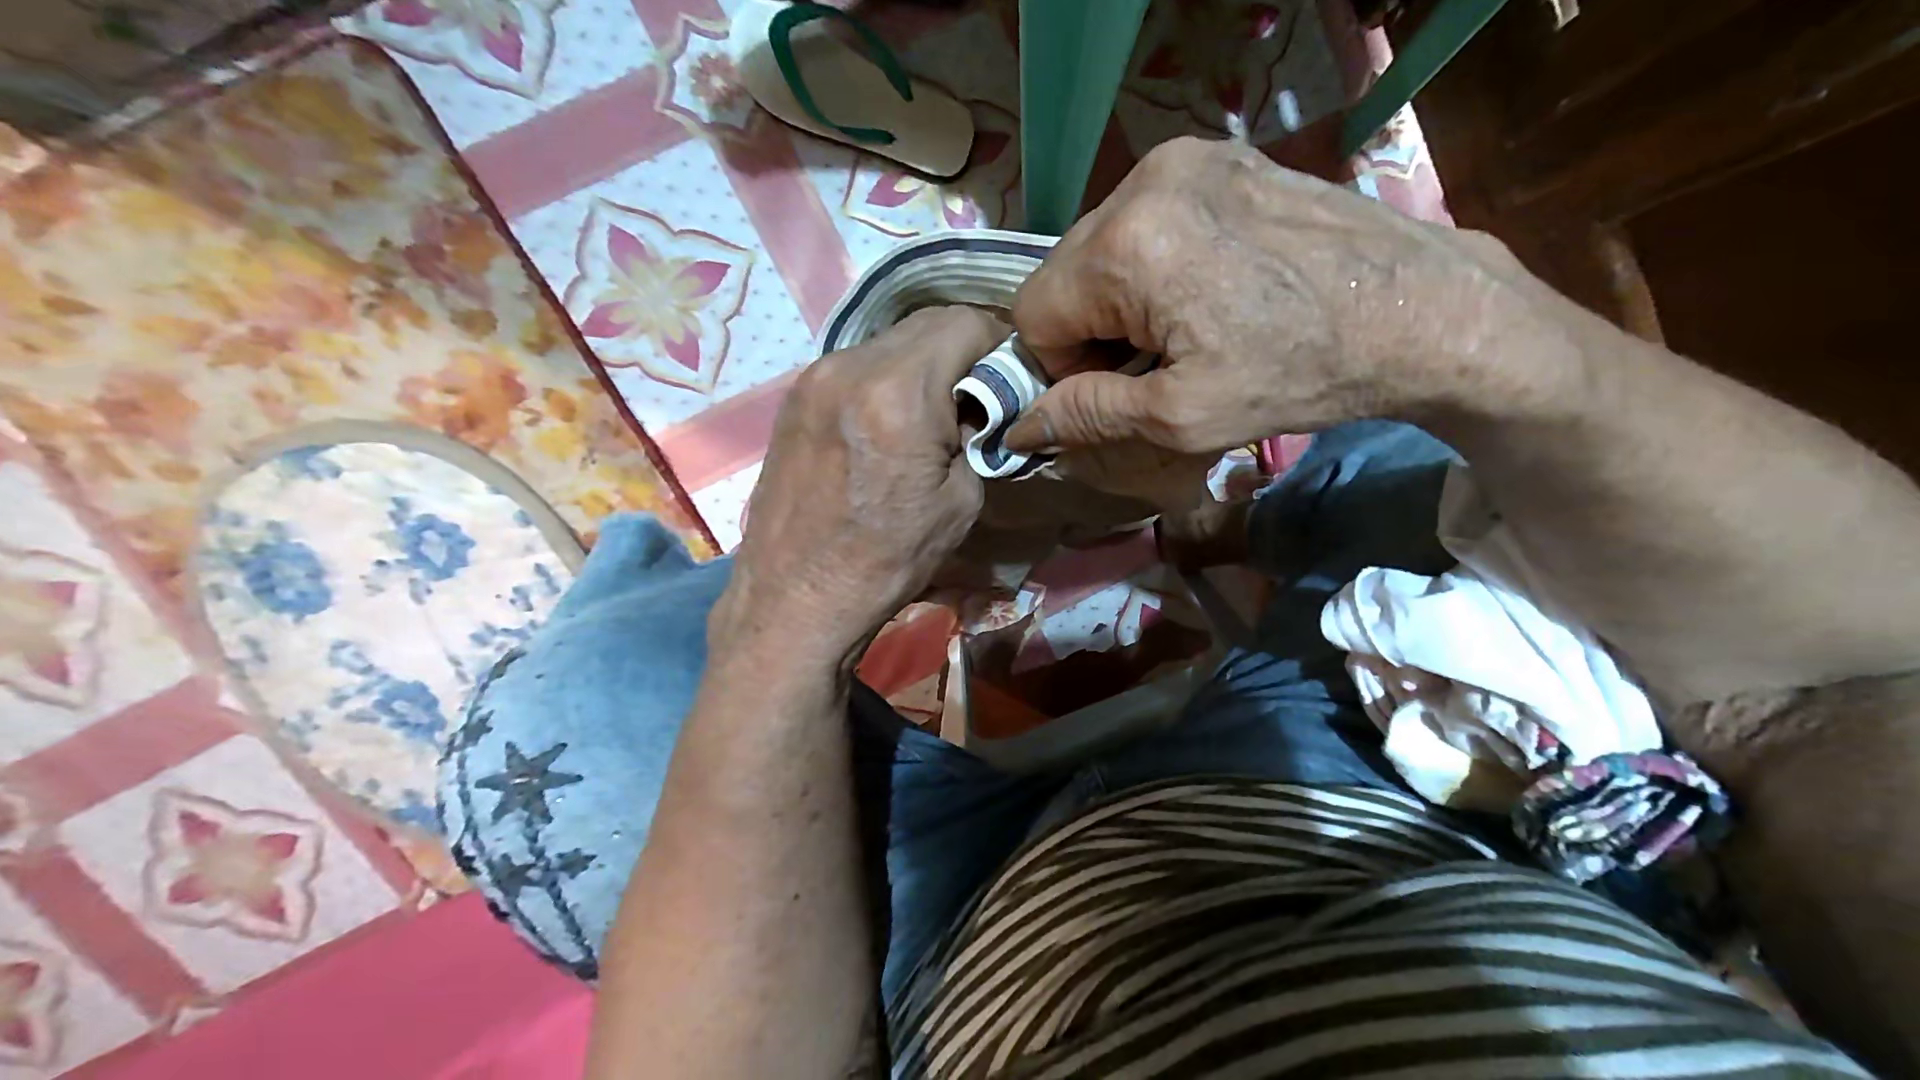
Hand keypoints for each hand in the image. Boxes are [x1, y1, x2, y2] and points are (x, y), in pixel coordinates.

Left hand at [712, 306, 1005, 670]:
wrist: (798, 595)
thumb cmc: (888, 558)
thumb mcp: (961, 499)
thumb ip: (976, 433)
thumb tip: (980, 406)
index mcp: (899, 391)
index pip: (967, 323)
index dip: (1000, 345)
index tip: (1009, 380)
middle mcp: (851, 366)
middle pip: (927, 323)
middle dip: (962, 351)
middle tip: (976, 396)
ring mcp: (815, 377)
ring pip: (889, 343)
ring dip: (922, 366)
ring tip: (931, 414)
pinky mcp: (795, 396)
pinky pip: (858, 366)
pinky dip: (886, 380)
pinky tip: (890, 423)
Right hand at [1004, 137, 1554, 455]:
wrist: (1426, 312)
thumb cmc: (1301, 373)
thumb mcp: (1181, 417)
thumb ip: (1086, 416)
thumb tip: (1019, 428)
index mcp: (1128, 243)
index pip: (1033, 312)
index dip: (1062, 365)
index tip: (1118, 388)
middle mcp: (1146, 181)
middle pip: (1064, 274)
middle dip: (1088, 330)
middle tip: (1152, 364)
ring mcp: (1186, 158)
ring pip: (1099, 247)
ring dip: (1119, 299)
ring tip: (1186, 327)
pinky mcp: (1219, 156)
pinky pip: (1143, 221)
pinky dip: (1151, 264)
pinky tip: (1206, 289)